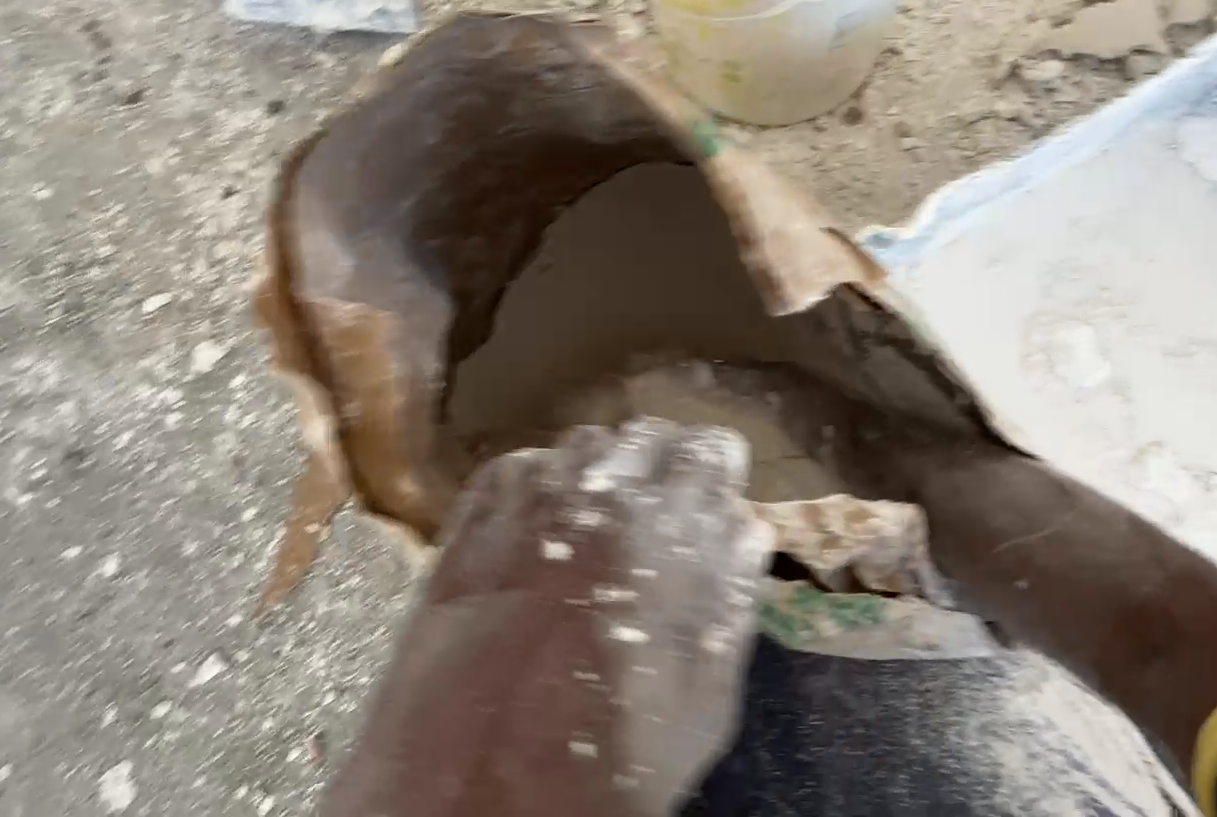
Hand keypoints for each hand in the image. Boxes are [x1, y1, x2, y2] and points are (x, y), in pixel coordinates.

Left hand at [324, 419, 772, 816]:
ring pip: (585, 441)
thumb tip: (742, 524)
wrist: (474, 797)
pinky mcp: (474, 516)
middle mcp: (606, 491)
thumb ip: (733, 592)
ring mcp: (534, 497)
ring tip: (593, 524)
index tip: (710, 495)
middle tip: (652, 516)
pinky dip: (541, 483)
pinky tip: (538, 530)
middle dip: (661, 466)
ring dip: (601, 471)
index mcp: (674, 527)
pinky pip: (522, 464)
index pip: (712, 448)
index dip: (716, 470)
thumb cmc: (611, 759)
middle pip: (649, 436)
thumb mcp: (710, 692)